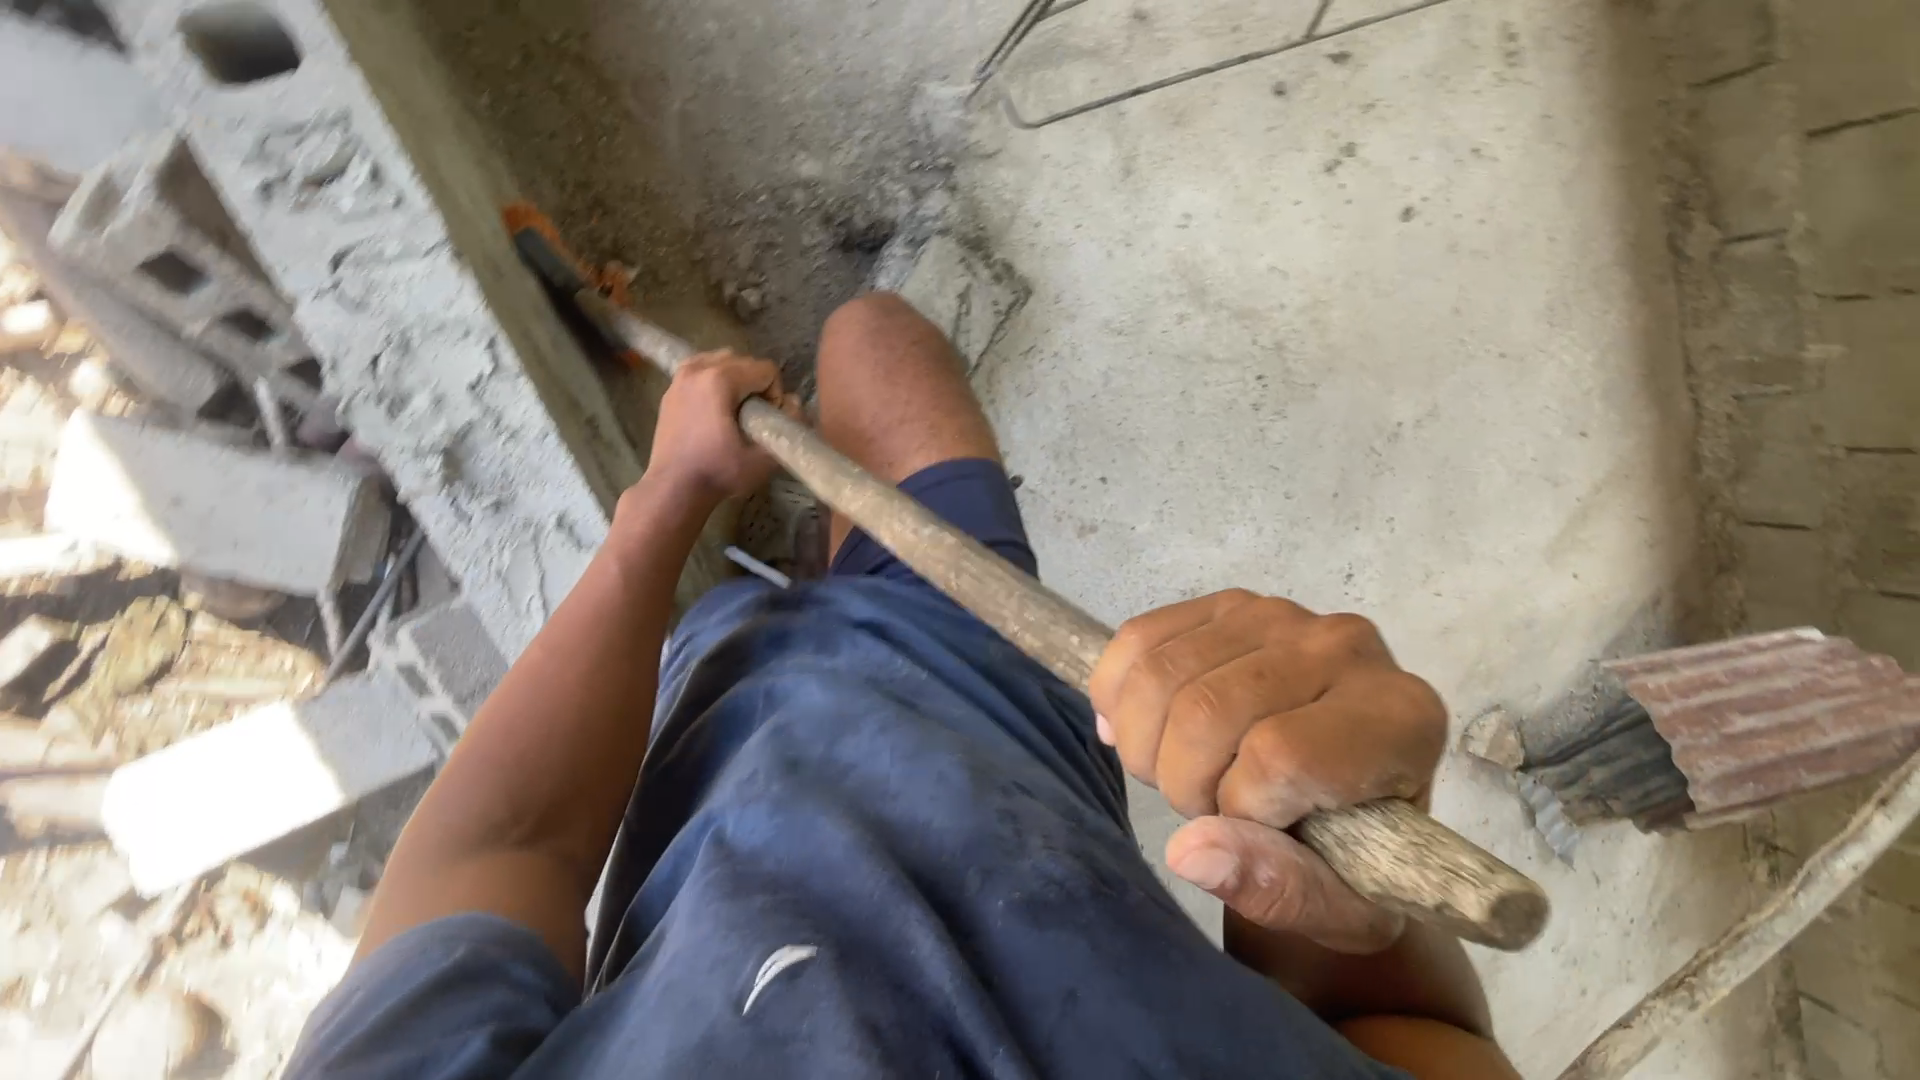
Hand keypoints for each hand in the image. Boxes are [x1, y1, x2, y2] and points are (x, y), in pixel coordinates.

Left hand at [645, 350, 796, 503]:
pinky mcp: (671, 388)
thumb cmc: (719, 473)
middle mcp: (699, 368)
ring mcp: (681, 376)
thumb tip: (794, 402)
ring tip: (735, 410)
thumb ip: (789, 425)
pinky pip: (702, 370)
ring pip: (722, 361)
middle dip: (756, 385)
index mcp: (720, 380)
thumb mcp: (765, 457)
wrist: (674, 487)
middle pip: (744, 362)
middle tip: (753, 417)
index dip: (774, 395)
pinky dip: (715, 380)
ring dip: (736, 380)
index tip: (766, 420)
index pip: (766, 370)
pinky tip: (716, 407)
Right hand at [1088, 590, 1446, 953]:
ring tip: (1175, 770)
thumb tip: (1189, 852)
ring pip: (1160, 673)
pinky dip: (1115, 694)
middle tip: (1203, 807)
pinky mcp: (1223, 604)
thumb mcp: (1334, 904)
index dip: (1240, 805)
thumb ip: (1274, 886)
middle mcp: (1342, 646)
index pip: (1278, 753)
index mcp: (1396, 719)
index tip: (1255, 828)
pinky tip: (1136, 730)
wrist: (1342, 796)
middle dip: (1179, 778)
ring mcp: (1276, 614)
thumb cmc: (1352, 856)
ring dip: (1144, 741)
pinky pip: (1139, 638)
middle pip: (1205, 708)